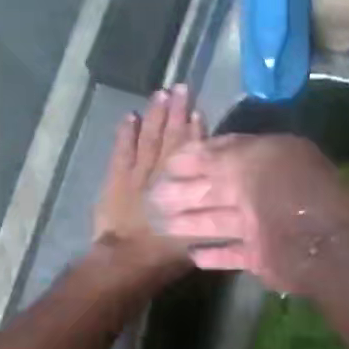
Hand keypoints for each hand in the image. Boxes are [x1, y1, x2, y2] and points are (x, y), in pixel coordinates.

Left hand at [93, 85, 202, 274]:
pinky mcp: (116, 179)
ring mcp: (138, 173)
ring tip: (160, 94)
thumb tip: (231, 207)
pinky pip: (122, 150)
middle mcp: (165, 173)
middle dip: (177, 112)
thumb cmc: (168, 255)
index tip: (199, 110)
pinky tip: (129, 116)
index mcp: (189, 187)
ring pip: (149, 137)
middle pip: (173, 137)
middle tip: (181, 87)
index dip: (198, 131)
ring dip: (155, 115)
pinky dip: (125, 133)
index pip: (195, 153)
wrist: (129, 260)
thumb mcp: (202, 239)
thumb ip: (214, 220)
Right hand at [148, 133, 348, 295]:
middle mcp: (265, 191)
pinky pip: (233, 254)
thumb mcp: (254, 161)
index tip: (167, 163)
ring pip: (220, 221)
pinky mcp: (262, 257)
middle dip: (185, 191)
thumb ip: (222, 156)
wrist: (323, 248)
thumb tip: (194, 155)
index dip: (195, 157)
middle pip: (218, 189)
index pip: (226, 154)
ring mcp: (264, 226)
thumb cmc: (290, 195)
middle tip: (153, 196)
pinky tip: (191, 255)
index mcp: (268, 161)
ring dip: (191, 221)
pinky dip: (214, 256)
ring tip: (160, 223)